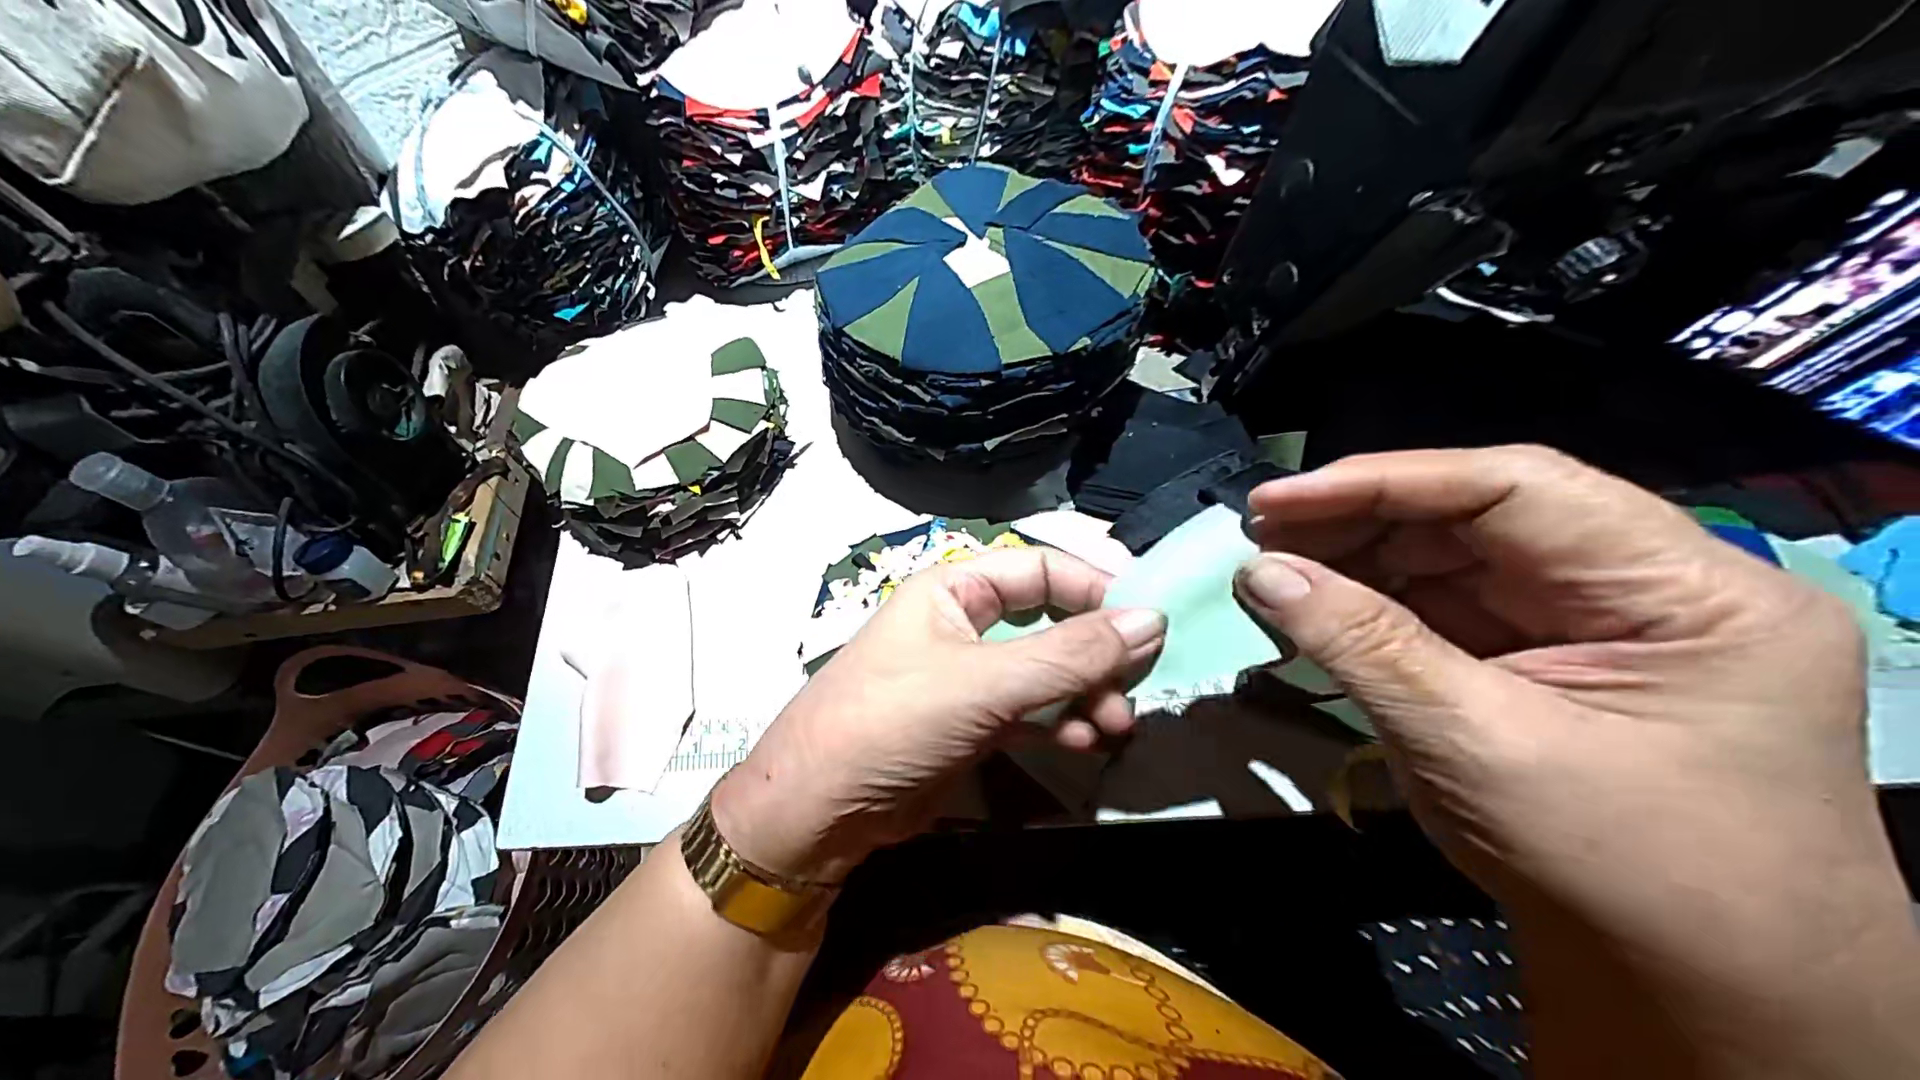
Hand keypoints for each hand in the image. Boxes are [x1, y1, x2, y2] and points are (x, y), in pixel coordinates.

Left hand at [711, 548, 1165, 882]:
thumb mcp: (984, 682)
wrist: (818, 810)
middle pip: (1050, 622)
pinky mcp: (972, 723)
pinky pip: (1032, 711)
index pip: (1040, 569)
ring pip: (1046, 671)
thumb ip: (1070, 654)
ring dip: (1085, 693)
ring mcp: (969, 676)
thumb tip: (1151, 620)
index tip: (1146, 620)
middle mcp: (964, 624)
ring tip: (1115, 725)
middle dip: (1095, 653)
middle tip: (1134, 686)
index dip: (1094, 588)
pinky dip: (1061, 722)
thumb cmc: (894, 720)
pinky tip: (1084, 741)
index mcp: (955, 589)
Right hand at [1233, 446, 1916, 1074]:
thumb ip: (1362, 643)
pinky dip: (1365, 604)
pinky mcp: (1535, 658)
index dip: (1383, 482)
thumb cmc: (1617, 873)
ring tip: (1269, 565)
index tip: (1278, 498)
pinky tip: (1309, 604)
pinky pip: (1438, 607)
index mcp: (1684, 591)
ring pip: (1446, 558)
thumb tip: (1257, 571)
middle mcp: (1638, 586)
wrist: (1688, 997)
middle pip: (1474, 517)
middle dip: (1356, 521)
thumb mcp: (1476, 744)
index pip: (1516, 489)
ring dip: (1352, 560)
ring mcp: (1584, 622)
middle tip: (1259, 532)